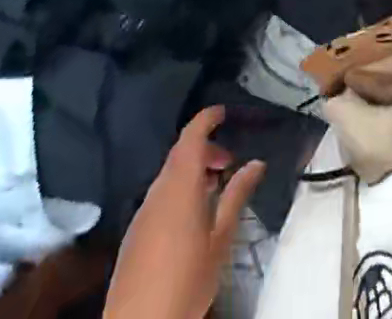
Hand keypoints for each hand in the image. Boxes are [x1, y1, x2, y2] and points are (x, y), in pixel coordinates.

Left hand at [104, 107, 265, 318]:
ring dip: (192, 171)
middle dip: (204, 149)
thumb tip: (256, 163)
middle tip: (229, 163)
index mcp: (180, 186)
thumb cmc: (187, 281)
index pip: (191, 137)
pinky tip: (193, 216)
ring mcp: (143, 211)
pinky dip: (179, 189)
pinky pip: (160, 195)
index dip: (206, 119)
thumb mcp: (220, 240)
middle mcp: (158, 191)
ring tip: (215, 189)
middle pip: (179, 154)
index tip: (223, 112)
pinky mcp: (135, 231)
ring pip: (169, 175)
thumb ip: (236, 196)